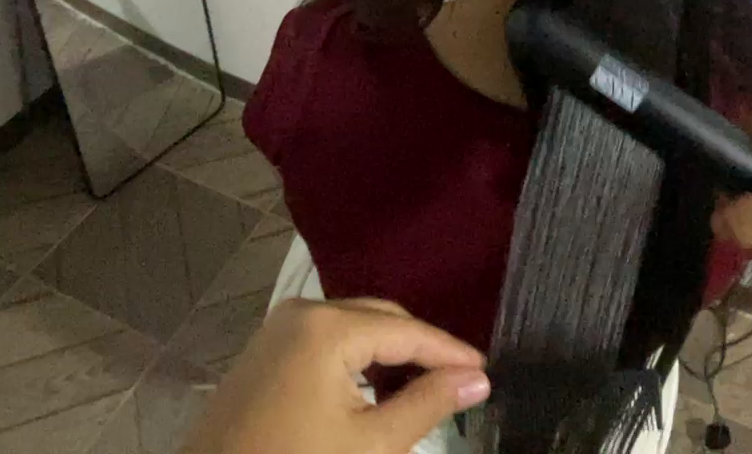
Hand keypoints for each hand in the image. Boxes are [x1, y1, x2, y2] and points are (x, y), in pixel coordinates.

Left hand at [181, 298, 490, 453]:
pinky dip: (357, 359)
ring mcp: (278, 327)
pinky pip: (326, 339)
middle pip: (379, 319)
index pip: (406, 330)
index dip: (448, 351)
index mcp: (329, 326)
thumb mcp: (371, 447)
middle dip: (419, 348)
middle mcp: (303, 310)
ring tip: (425, 384)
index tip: (486, 370)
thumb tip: (477, 379)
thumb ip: (427, 404)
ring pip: (353, 327)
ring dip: (389, 353)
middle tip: (459, 379)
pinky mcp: (265, 350)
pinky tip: (376, 387)